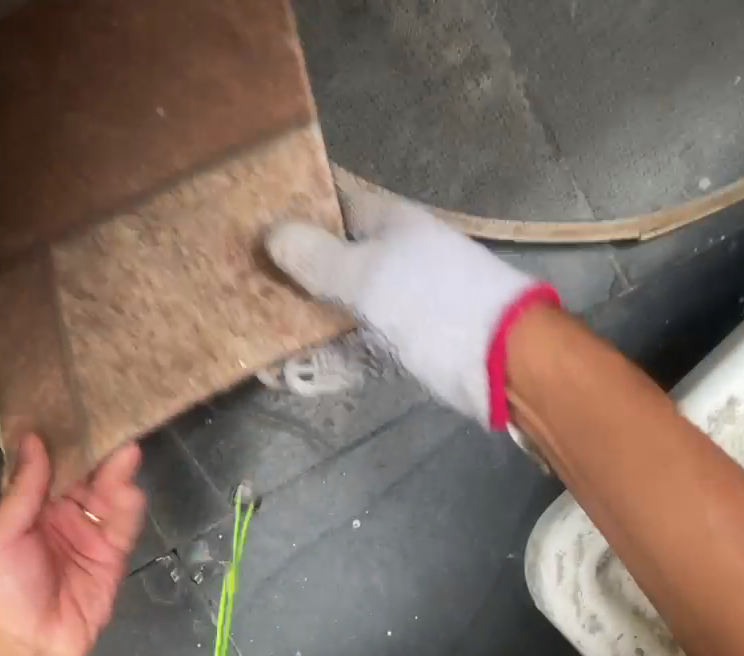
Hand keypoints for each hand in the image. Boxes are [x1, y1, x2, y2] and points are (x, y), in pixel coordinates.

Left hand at [0, 433, 145, 655]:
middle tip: (112, 423)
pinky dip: (129, 506)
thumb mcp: (4, 535)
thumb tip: (33, 440)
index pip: (52, 467)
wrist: (34, 644)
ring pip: (108, 496)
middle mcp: (64, 515)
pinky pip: (124, 525)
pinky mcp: (114, 554)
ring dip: (117, 475)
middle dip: (97, 453)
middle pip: (85, 477)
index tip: (74, 410)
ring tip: (127, 452)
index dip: (63, 442)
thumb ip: (23, 490)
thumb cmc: (8, 589)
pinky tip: (131, 488)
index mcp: (33, 508)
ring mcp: (91, 534)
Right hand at [266, 189, 556, 429]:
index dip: (295, 209)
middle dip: (293, 270)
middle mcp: (392, 256)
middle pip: (334, 256)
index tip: (250, 223)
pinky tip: (296, 365)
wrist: (500, 359)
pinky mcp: (402, 341)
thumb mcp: (368, 275)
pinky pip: (354, 342)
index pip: (334, 201)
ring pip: (341, 302)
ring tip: (260, 325)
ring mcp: (398, 300)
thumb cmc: (434, 303)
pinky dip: (329, 352)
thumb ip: (319, 258)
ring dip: (307, 316)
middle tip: (243, 282)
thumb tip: (272, 233)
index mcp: (388, 222)